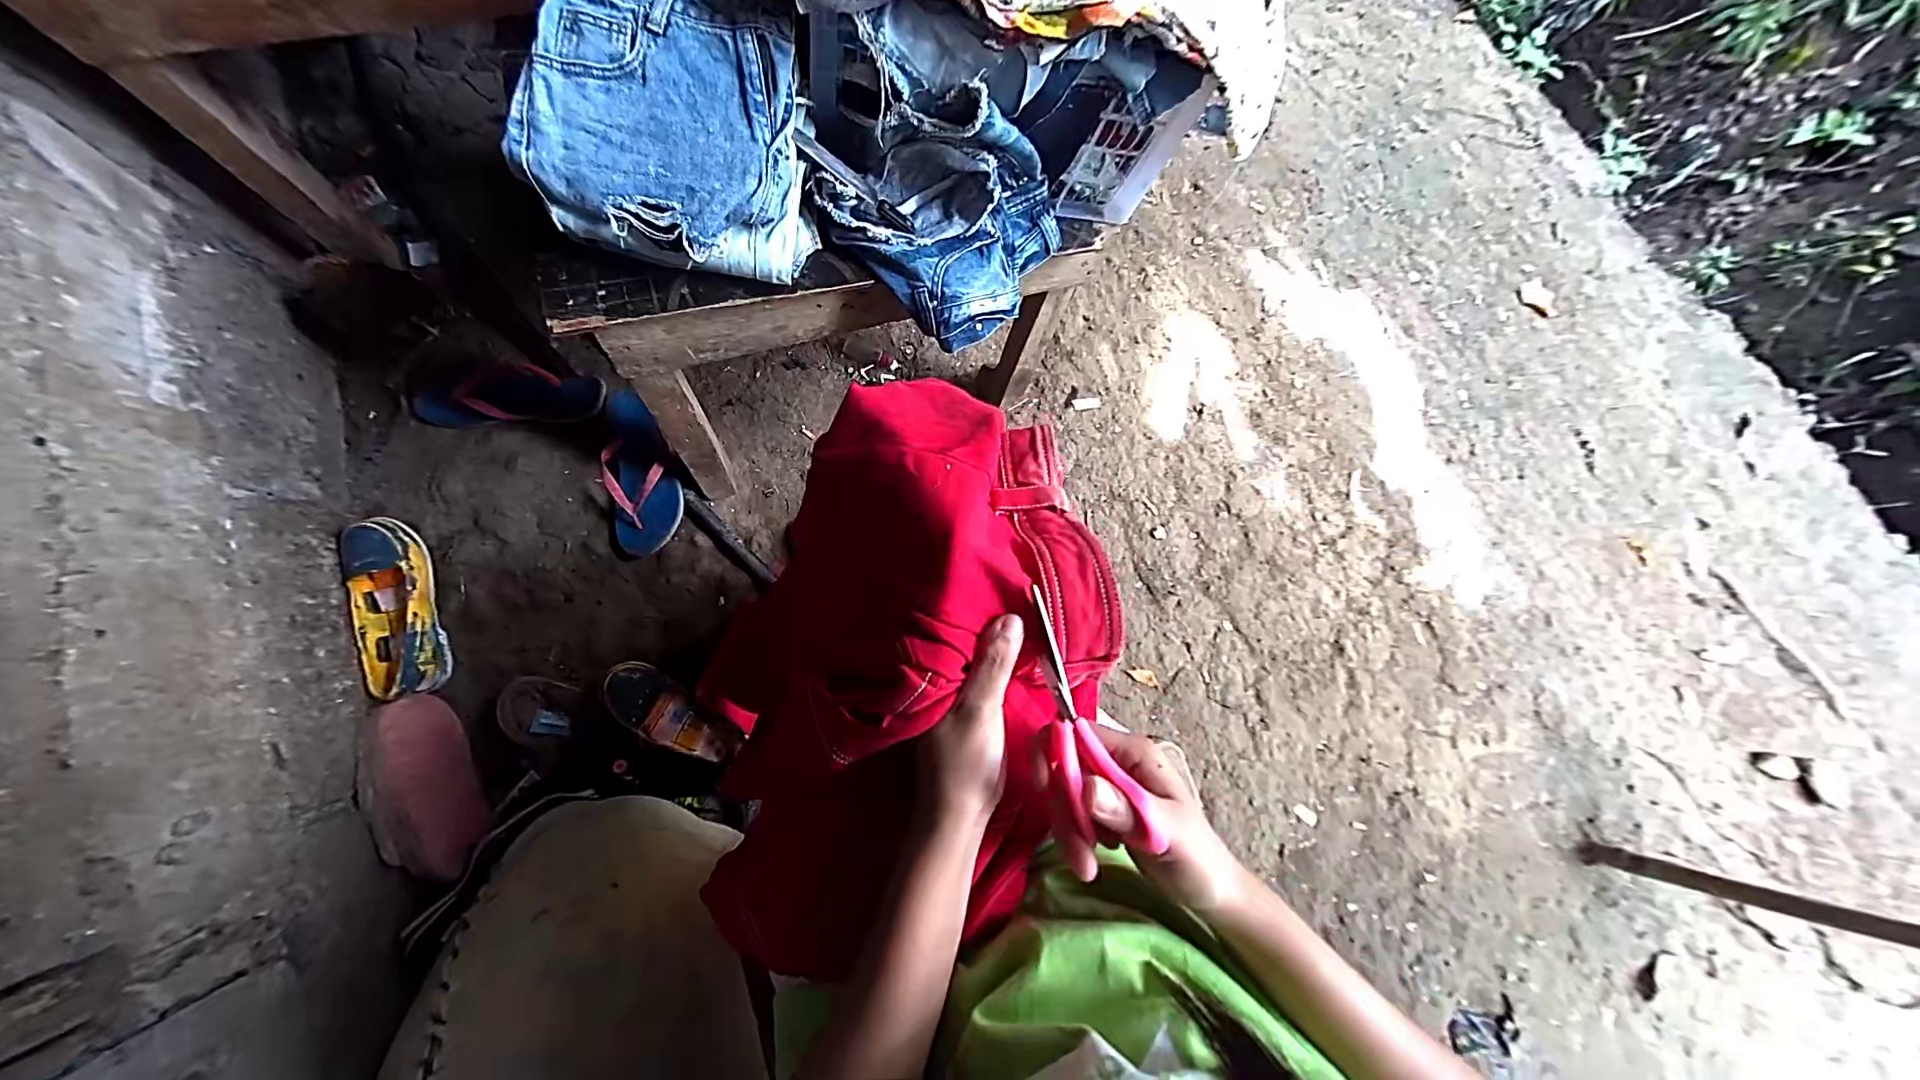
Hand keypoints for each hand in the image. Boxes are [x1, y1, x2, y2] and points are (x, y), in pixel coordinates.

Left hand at [917, 614, 1022, 827]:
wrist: (957, 818)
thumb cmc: (965, 765)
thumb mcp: (981, 710)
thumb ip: (993, 666)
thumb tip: (1010, 617)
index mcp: (931, 678)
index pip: (953, 631)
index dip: (978, 610)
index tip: (1005, 589)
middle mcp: (935, 684)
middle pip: (965, 645)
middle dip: (988, 628)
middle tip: (1020, 602)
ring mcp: (947, 701)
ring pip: (973, 663)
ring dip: (994, 649)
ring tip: (1021, 624)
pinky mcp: (961, 715)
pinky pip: (978, 681)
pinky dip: (994, 671)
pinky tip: (1012, 663)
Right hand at [1047, 726, 1248, 912]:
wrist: (1212, 891)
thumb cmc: (1198, 859)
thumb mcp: (1168, 834)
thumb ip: (1128, 809)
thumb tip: (1087, 786)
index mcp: (1134, 752)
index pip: (1074, 731)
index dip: (1053, 753)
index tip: (1047, 791)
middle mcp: (1118, 760)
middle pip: (1064, 766)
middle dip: (1064, 809)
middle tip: (1080, 853)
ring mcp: (1109, 784)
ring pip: (1064, 793)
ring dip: (1067, 830)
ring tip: (1087, 868)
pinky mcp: (1103, 808)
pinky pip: (1071, 813)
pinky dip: (1072, 838)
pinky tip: (1091, 861)